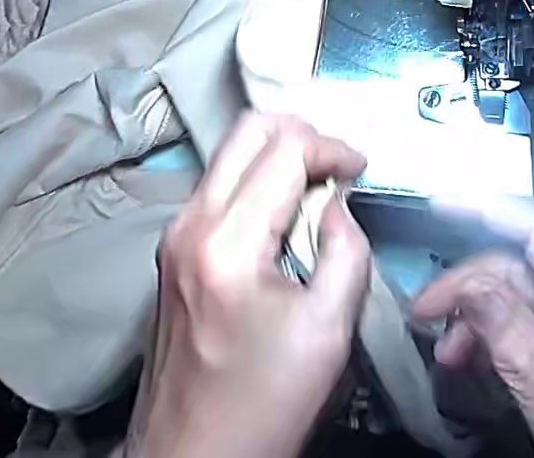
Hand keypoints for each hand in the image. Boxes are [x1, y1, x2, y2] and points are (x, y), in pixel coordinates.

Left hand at [124, 113, 372, 457]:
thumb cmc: (261, 405)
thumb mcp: (327, 332)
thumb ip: (346, 251)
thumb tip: (337, 202)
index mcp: (228, 243)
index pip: (284, 150)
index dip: (331, 147)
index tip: (360, 168)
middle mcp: (191, 221)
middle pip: (248, 128)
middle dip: (302, 132)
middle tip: (337, 162)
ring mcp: (175, 229)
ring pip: (232, 148)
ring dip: (280, 150)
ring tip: (318, 181)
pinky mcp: (174, 242)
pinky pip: (221, 179)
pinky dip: (259, 173)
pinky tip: (286, 205)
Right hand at [411, 197, 533, 457]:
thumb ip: (522, 357)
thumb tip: (472, 285)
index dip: (488, 207)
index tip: (442, 203)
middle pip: (527, 263)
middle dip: (472, 286)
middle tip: (428, 317)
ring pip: (530, 281)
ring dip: (486, 309)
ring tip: (454, 351)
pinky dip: (510, 320)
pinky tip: (485, 349)